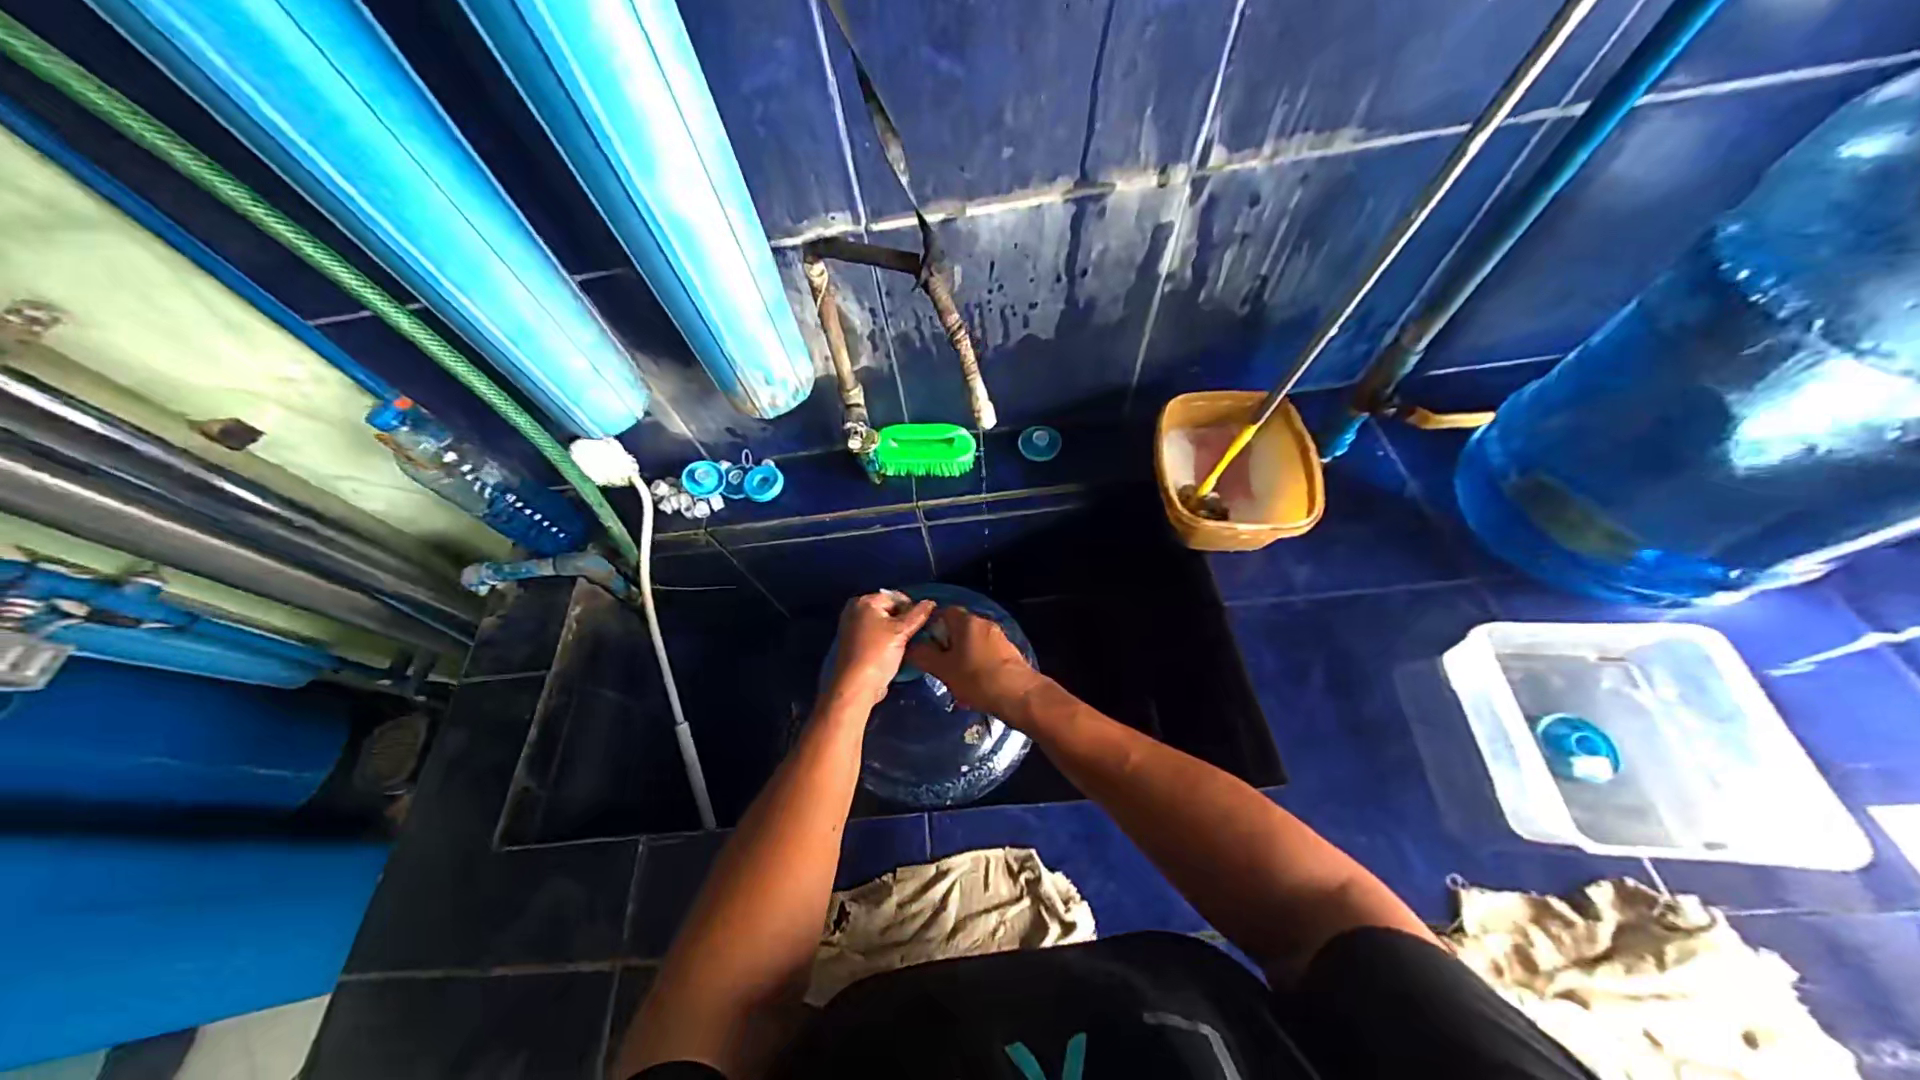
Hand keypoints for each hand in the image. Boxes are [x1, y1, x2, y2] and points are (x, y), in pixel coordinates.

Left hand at [827, 591, 937, 706]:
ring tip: (906, 642)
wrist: (855, 686)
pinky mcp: (852, 641)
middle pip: (888, 608)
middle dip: (903, 619)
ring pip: (881, 621)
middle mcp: (854, 608)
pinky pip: (874, 632)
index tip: (922, 624)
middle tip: (915, 634)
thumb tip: (931, 602)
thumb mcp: (901, 632)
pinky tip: (893, 649)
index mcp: (864, 601)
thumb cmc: (878, 654)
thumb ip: (918, 614)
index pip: (896, 596)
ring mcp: (851, 625)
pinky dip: (884, 637)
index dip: (912, 608)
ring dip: (895, 630)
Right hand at [906, 607, 1046, 717]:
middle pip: (958, 628)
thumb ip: (924, 656)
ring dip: (962, 657)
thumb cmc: (977, 678)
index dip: (931, 626)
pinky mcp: (1009, 653)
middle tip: (938, 666)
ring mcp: (999, 637)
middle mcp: (984, 623)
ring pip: (972, 643)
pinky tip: (975, 685)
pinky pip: (986, 654)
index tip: (924, 645)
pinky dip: (977, 665)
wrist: (1020, 695)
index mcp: (966, 621)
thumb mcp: (944, 669)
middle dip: (947, 645)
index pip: (944, 612)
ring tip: (955, 679)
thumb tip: (911, 647)